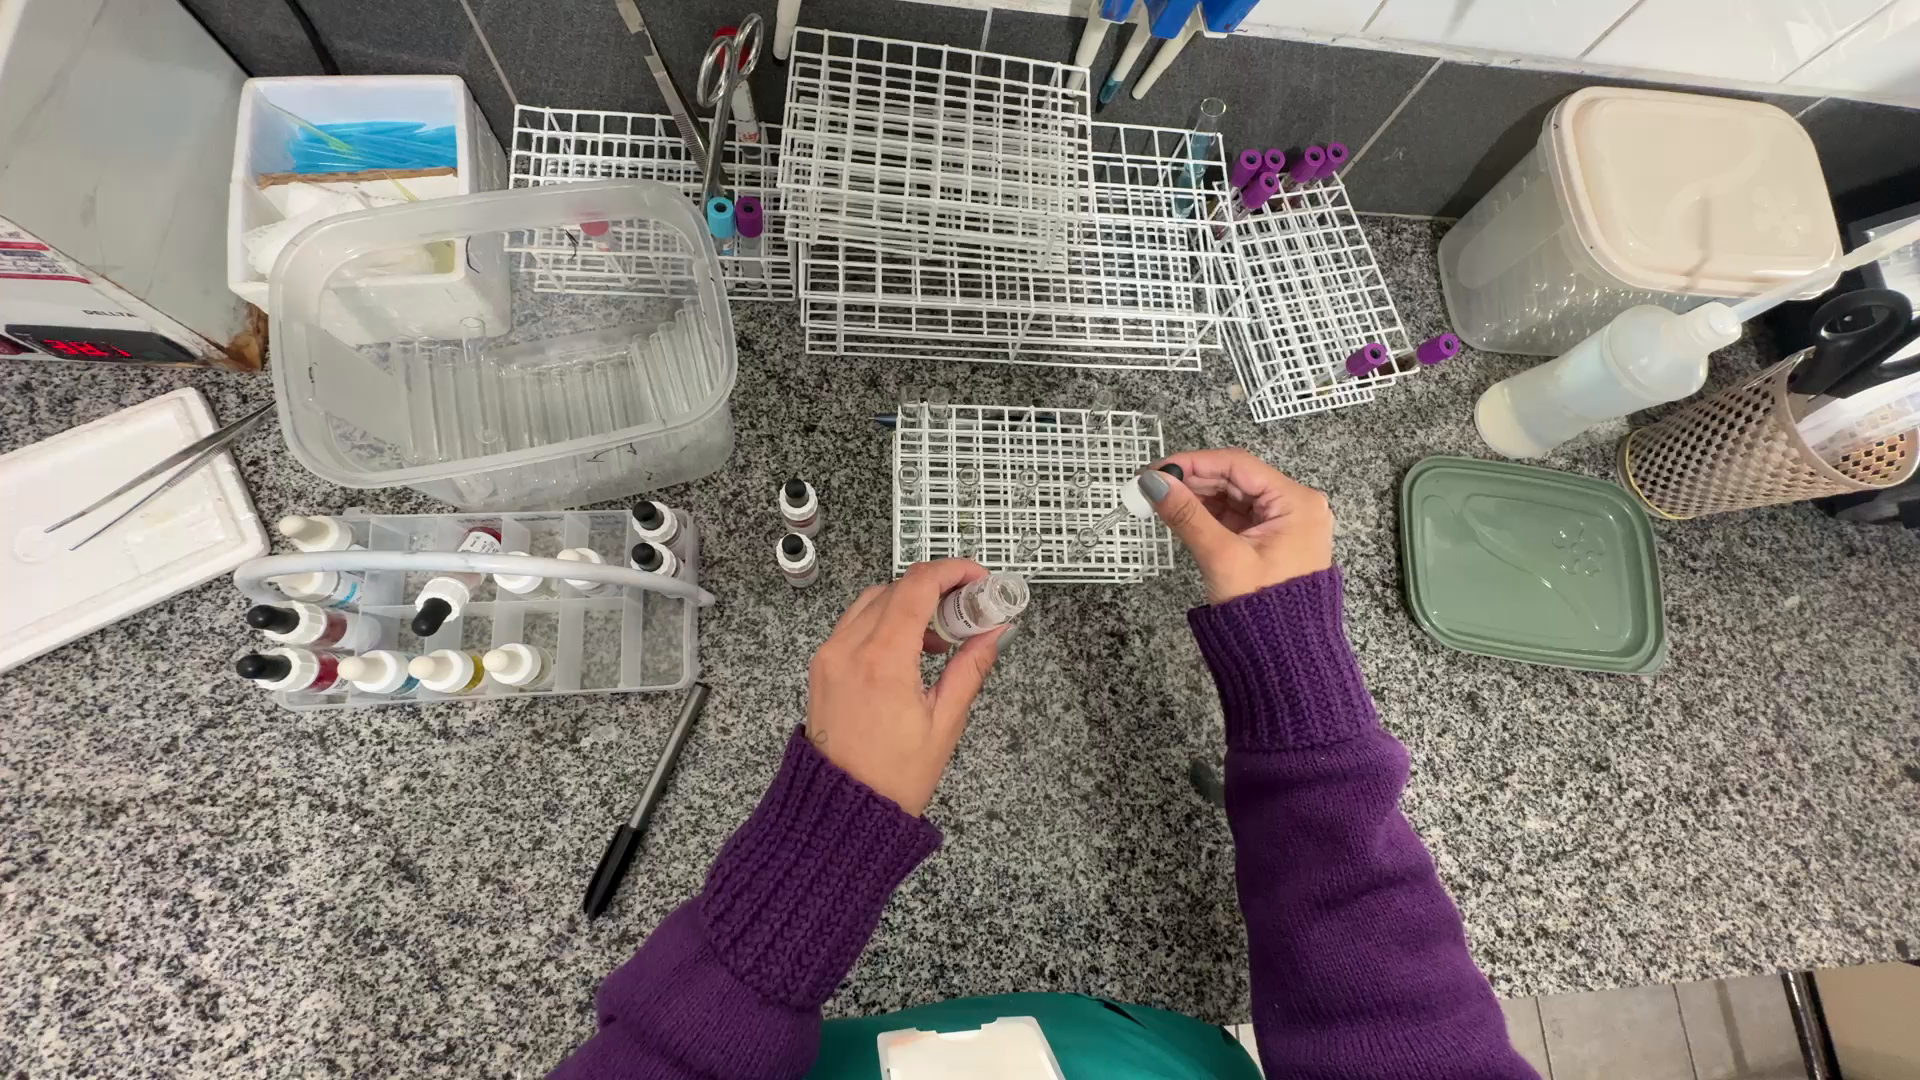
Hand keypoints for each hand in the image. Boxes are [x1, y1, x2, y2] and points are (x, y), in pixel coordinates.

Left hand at [805, 560, 1009, 815]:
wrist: (838, 815)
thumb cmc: (892, 779)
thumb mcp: (945, 723)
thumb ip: (971, 667)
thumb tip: (995, 630)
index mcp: (881, 660)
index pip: (918, 586)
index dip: (952, 571)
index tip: (977, 578)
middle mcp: (848, 648)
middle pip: (896, 588)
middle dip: (936, 589)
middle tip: (967, 610)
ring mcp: (829, 655)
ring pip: (872, 601)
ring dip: (909, 603)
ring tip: (939, 637)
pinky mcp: (821, 666)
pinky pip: (854, 623)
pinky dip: (884, 621)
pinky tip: (908, 649)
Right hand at [1137, 449, 1332, 603]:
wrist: (1282, 654)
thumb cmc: (1264, 609)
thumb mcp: (1221, 555)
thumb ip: (1186, 514)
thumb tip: (1156, 482)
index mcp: (1296, 502)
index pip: (1238, 465)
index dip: (1194, 462)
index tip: (1159, 469)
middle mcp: (1294, 506)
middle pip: (1235, 478)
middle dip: (1193, 479)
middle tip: (1153, 484)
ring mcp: (1282, 523)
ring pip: (1232, 495)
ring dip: (1197, 495)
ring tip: (1162, 498)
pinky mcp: (1268, 538)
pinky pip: (1234, 514)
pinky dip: (1207, 512)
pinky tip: (1182, 512)